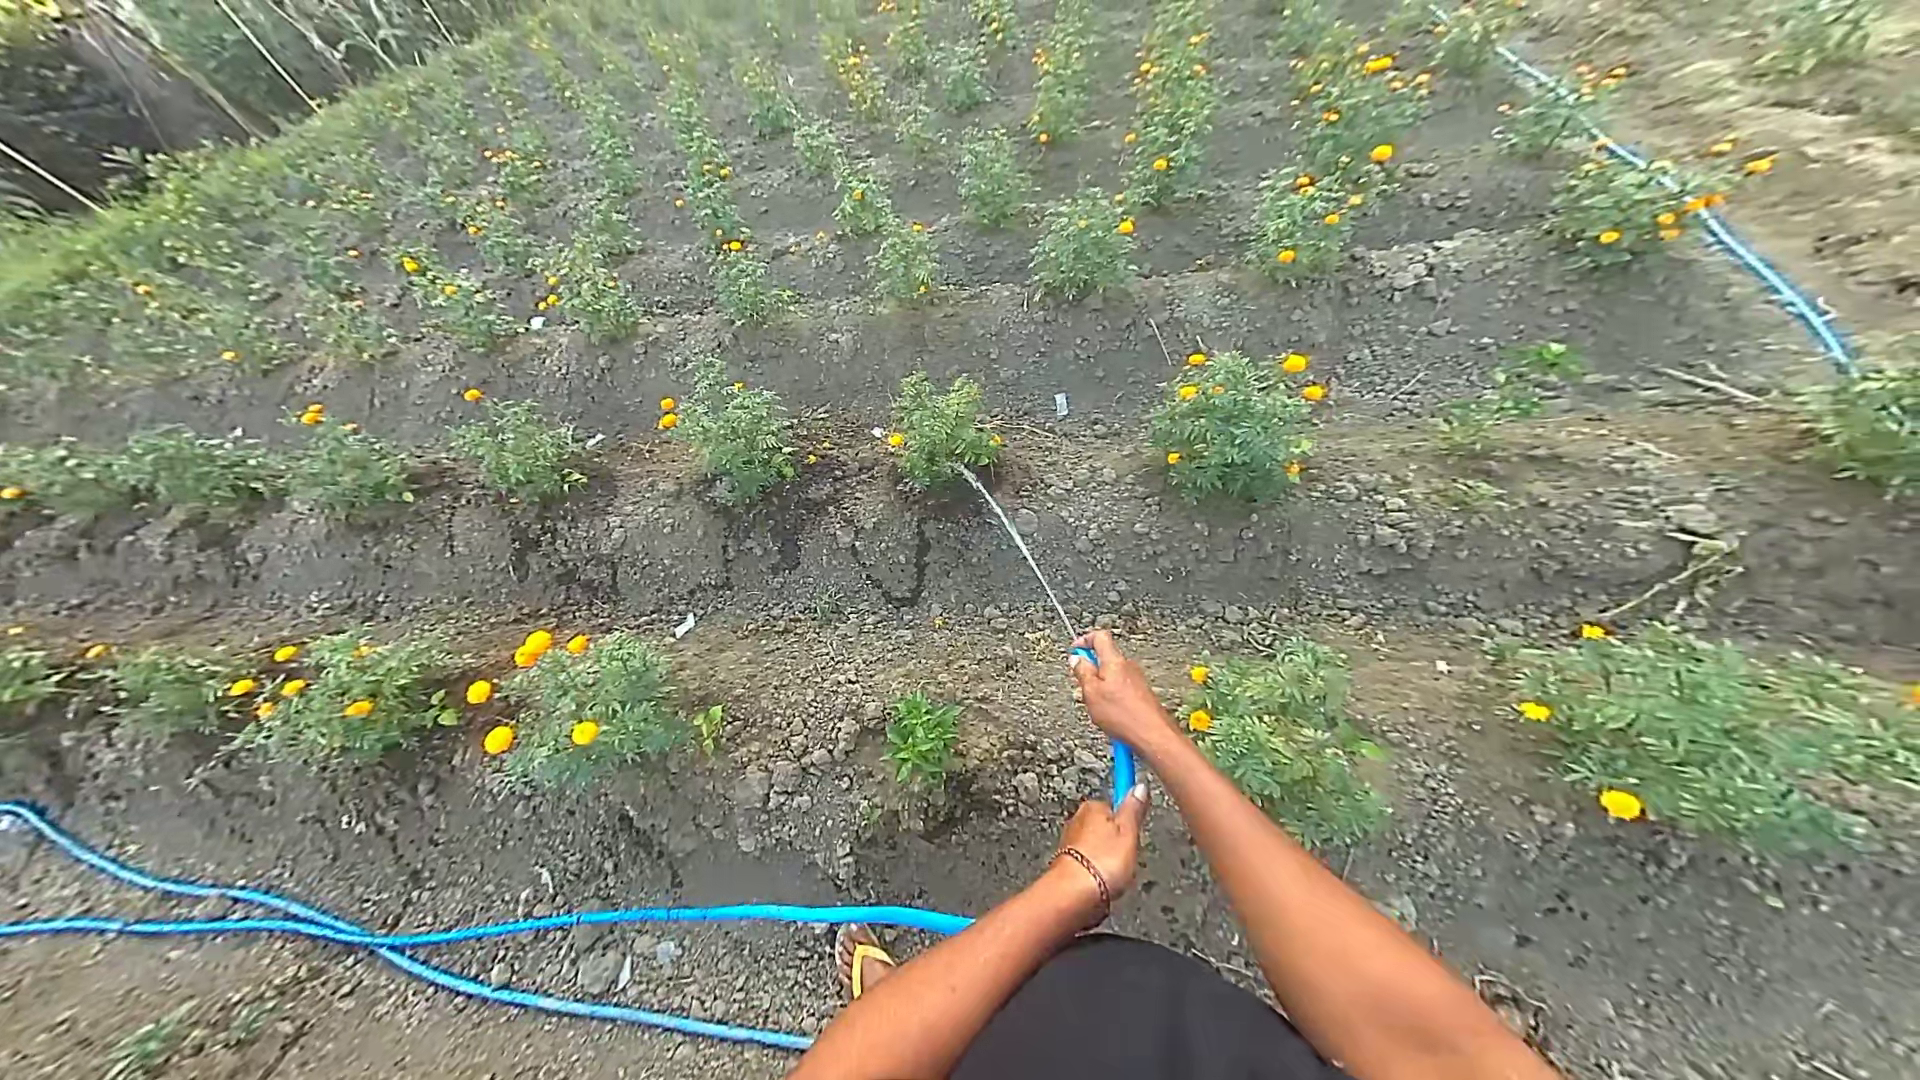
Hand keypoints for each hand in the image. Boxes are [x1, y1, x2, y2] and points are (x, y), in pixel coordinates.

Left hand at [1052, 789, 1149, 913]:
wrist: (1075, 893)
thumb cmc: (1101, 862)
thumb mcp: (1129, 832)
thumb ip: (1134, 808)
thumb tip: (1139, 787)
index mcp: (1092, 806)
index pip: (1115, 803)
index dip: (1129, 821)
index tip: (1134, 833)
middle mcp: (1078, 820)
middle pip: (1106, 826)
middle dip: (1118, 842)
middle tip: (1127, 856)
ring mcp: (1072, 842)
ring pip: (1098, 846)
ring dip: (1107, 858)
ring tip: (1116, 872)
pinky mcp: (1069, 864)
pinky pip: (1090, 863)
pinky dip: (1098, 871)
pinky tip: (1104, 881)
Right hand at [1069, 630, 1173, 747]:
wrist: (1153, 736)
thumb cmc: (1124, 715)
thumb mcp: (1091, 693)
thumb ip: (1082, 672)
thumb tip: (1076, 659)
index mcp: (1114, 661)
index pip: (1100, 636)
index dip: (1084, 640)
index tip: (1075, 652)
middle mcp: (1128, 666)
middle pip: (1105, 658)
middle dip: (1091, 671)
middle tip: (1085, 688)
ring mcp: (1136, 680)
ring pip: (1112, 676)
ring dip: (1101, 687)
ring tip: (1099, 707)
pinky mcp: (1141, 694)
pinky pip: (1121, 690)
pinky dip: (1112, 699)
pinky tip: (1112, 716)